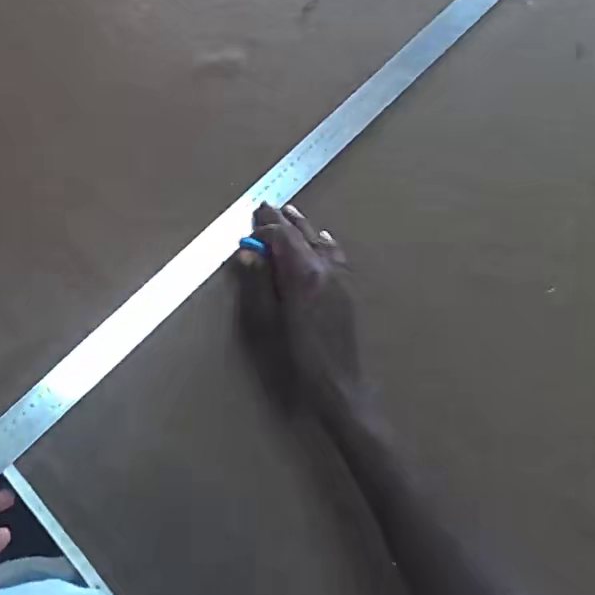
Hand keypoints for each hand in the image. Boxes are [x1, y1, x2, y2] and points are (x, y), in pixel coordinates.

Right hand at [236, 203, 362, 413]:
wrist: (341, 388)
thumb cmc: (297, 360)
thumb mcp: (266, 323)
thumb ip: (257, 284)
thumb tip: (247, 253)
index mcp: (301, 275)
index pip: (281, 238)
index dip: (263, 230)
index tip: (248, 229)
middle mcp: (324, 269)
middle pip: (300, 235)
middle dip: (280, 220)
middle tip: (264, 206)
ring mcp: (339, 279)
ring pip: (319, 241)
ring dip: (301, 226)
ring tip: (289, 212)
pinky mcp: (347, 290)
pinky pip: (335, 254)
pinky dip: (323, 241)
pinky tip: (323, 239)